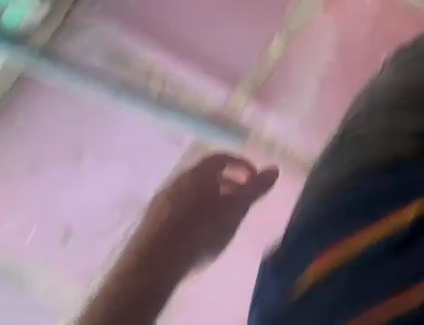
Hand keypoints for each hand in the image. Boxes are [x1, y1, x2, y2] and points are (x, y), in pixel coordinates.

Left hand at [135, 153, 278, 268]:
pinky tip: (196, 234)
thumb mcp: (236, 209)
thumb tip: (275, 168)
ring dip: (207, 200)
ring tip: (219, 220)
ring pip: (190, 193)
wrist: (152, 266)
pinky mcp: (148, 224)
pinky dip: (191, 214)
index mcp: (199, 173)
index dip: (241, 165)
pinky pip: (176, 210)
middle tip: (239, 201)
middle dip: (226, 184)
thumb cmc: (201, 230)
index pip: (223, 157)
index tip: (253, 180)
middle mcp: (178, 181)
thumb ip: (256, 188)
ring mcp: (160, 202)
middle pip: (205, 175)